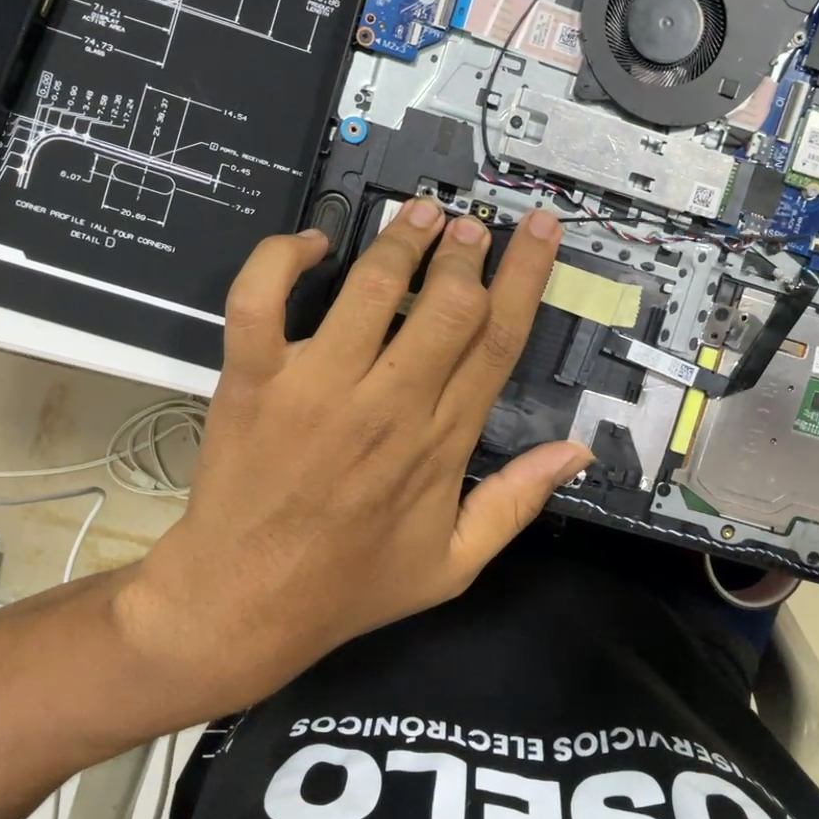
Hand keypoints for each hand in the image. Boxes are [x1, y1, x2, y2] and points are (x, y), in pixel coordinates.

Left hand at [118, 200, 589, 711]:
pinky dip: (283, 259)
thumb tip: (577, 451)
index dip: (525, 277)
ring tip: (419, 212)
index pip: (498, 340)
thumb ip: (516, 503)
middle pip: (446, 305)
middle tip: (470, 225)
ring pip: (371, 288)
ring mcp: (316, 389)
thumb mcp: (453, 566)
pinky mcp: (252, 381)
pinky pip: (260, 301)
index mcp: (441, 441)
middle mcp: (387, 405)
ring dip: (402, 240)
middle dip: (465, 251)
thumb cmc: (350, 586)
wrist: (242, 606)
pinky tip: (312, 244)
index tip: (537, 230)